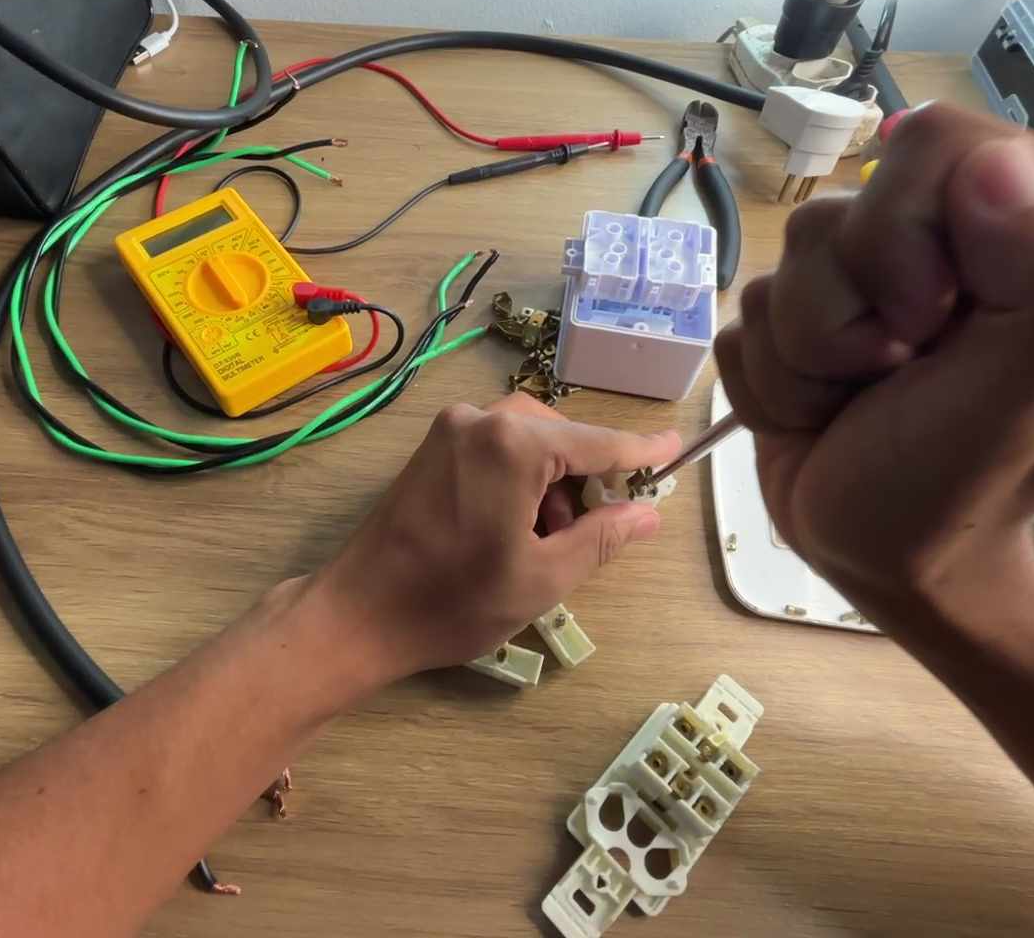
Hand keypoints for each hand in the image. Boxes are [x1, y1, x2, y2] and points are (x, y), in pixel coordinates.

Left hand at [308, 393, 679, 678]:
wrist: (359, 613)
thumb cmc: (452, 602)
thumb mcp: (543, 577)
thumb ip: (602, 537)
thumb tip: (646, 511)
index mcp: (511, 445)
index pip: (595, 442)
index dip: (639, 450)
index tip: (674, 448)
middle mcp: (479, 421)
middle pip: (559, 434)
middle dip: (583, 475)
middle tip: (591, 526)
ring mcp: (449, 430)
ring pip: (526, 438)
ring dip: (550, 478)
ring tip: (545, 537)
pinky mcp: (431, 448)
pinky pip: (495, 445)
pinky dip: (518, 474)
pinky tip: (513, 522)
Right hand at [713, 104, 1033, 618]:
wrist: (879, 559)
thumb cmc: (963, 485)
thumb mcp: (1032, 395)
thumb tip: (987, 162)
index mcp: (1015, 240)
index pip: (937, 146)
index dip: (905, 227)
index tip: (926, 321)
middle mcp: (923, 254)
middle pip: (829, 217)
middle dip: (840, 318)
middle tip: (889, 376)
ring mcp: (842, 296)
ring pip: (771, 278)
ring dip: (799, 364)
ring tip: (847, 406)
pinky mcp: (782, 335)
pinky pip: (736, 328)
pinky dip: (765, 386)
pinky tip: (810, 416)